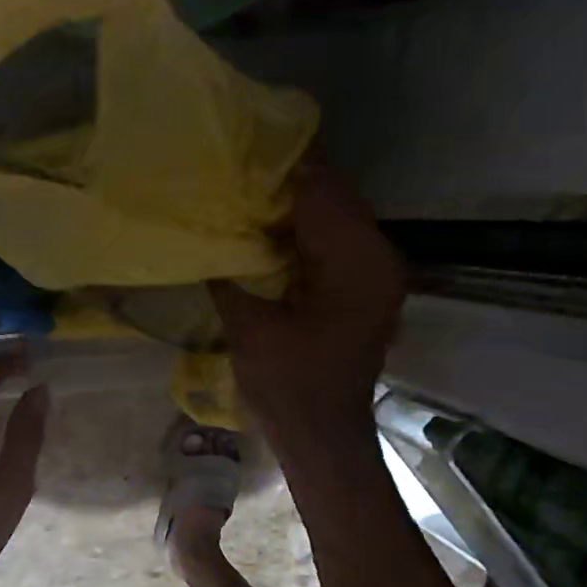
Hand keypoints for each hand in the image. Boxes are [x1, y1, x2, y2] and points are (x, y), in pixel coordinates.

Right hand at [208, 168, 403, 450]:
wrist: (321, 436)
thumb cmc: (288, 386)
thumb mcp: (250, 327)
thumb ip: (231, 274)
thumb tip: (209, 237)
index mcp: (357, 263)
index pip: (321, 192)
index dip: (281, 169)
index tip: (238, 150)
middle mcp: (377, 258)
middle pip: (333, 198)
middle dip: (286, 183)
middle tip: (233, 170)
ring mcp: (373, 274)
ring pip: (333, 218)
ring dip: (292, 207)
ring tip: (243, 195)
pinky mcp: (359, 289)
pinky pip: (331, 243)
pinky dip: (299, 233)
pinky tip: (262, 234)